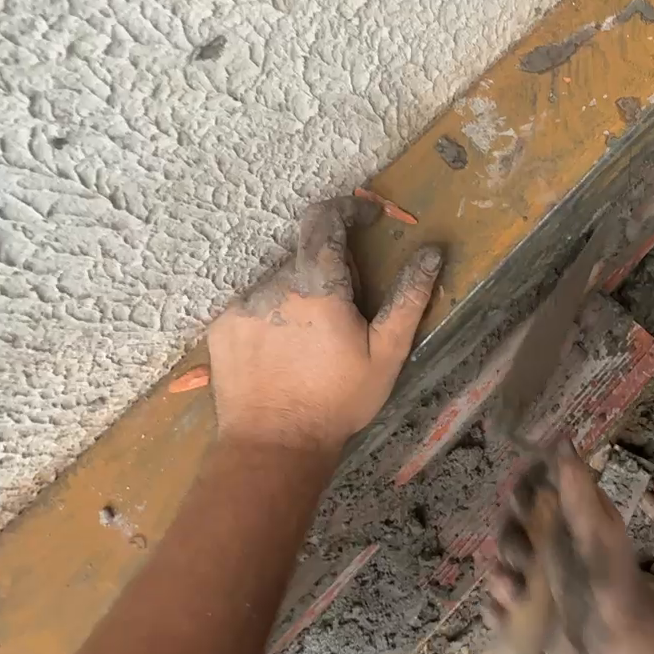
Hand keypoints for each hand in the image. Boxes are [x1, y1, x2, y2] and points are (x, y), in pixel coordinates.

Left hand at [207, 196, 441, 455]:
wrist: (272, 446)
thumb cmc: (338, 399)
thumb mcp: (386, 351)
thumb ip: (409, 297)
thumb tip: (432, 252)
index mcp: (317, 284)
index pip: (325, 218)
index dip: (349, 207)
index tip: (368, 217)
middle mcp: (273, 283)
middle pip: (305, 248)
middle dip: (331, 261)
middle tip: (349, 300)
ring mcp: (241, 302)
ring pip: (280, 274)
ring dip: (302, 285)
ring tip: (314, 330)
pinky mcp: (221, 324)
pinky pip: (254, 296)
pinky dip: (275, 305)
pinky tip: (285, 342)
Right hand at [484, 444, 648, 653]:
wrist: (619, 641)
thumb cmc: (613, 576)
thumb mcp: (597, 528)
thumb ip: (577, 487)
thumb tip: (562, 438)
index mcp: (565, 515)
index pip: (531, 489)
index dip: (521, 491)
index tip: (523, 504)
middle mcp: (546, 540)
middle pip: (508, 526)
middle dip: (510, 539)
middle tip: (526, 556)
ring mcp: (534, 576)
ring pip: (498, 565)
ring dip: (502, 576)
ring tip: (520, 592)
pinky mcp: (525, 610)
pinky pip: (495, 604)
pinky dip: (497, 609)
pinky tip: (510, 613)